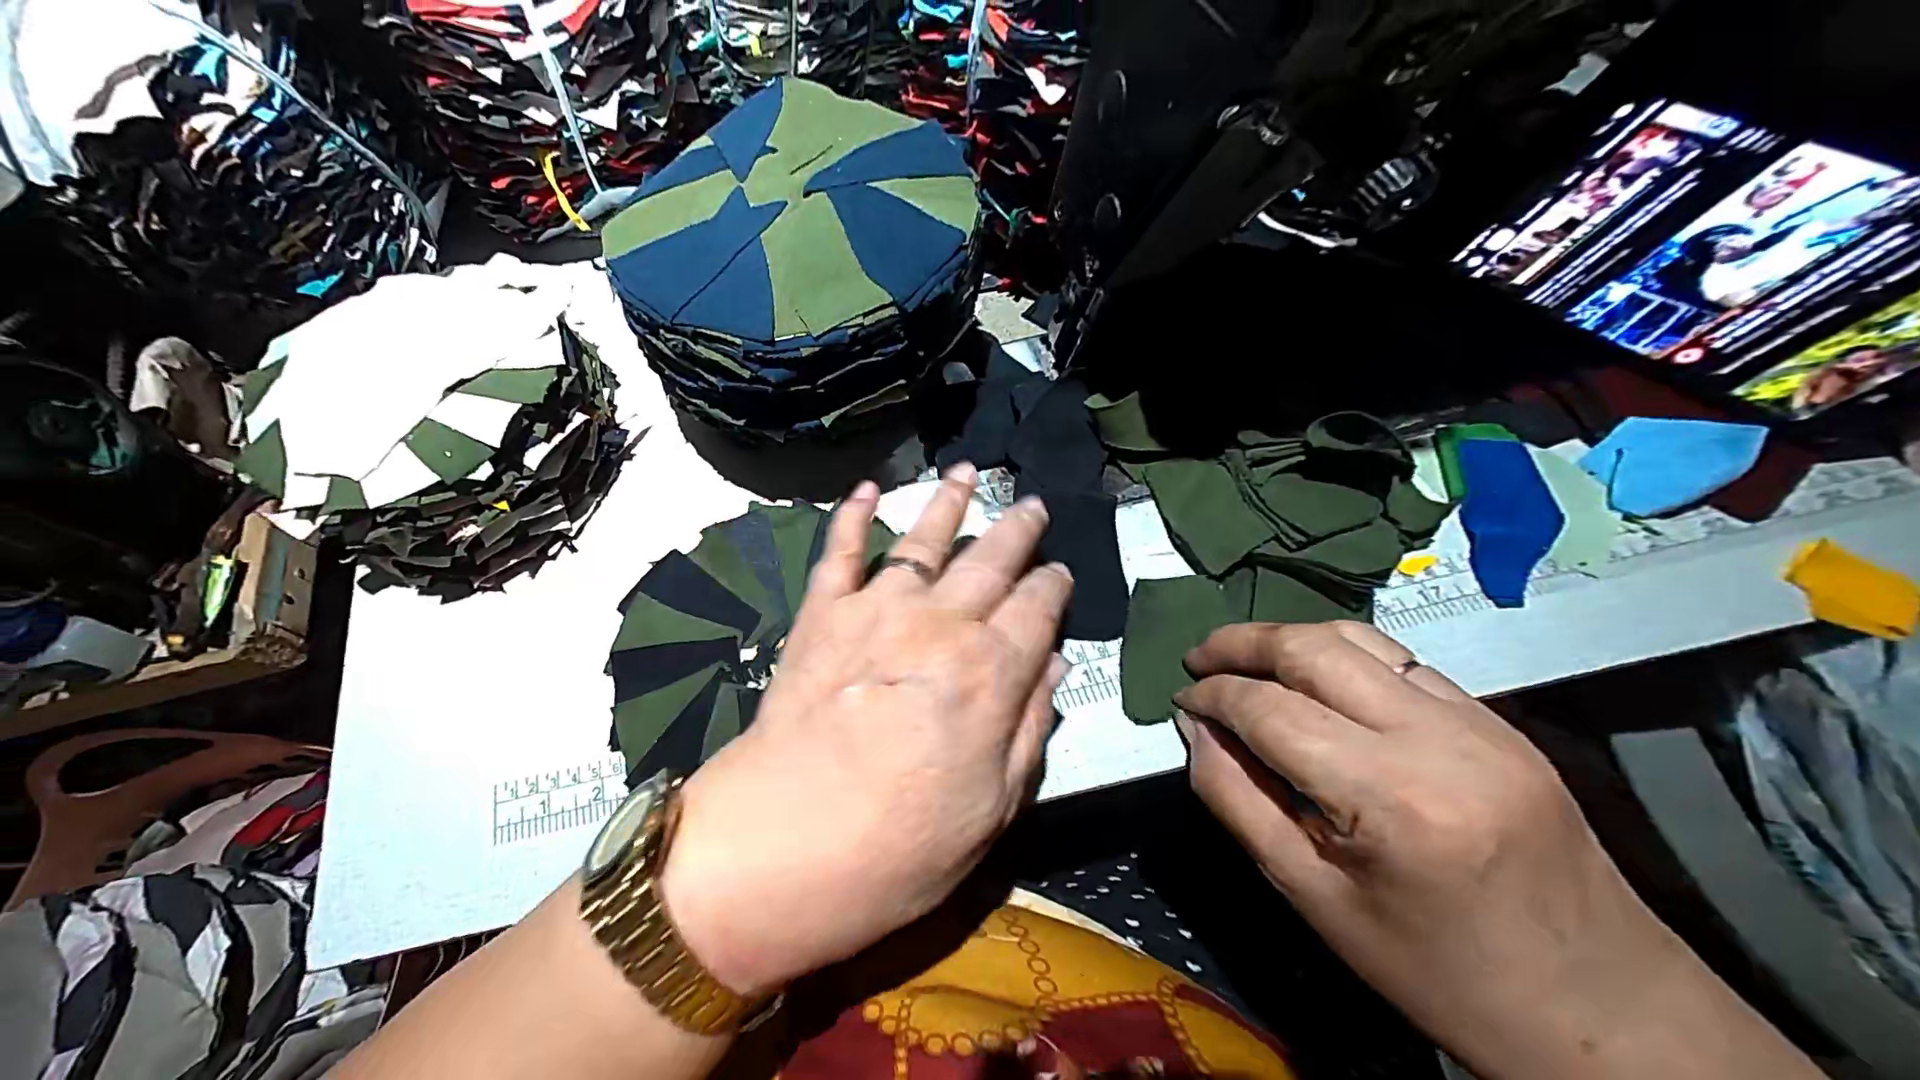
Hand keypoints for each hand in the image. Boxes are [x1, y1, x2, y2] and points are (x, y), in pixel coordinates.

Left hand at [660, 465, 1072, 995]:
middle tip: (1030, 504)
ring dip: (947, 502)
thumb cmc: (902, 845)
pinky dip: (852, 518)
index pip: (1038, 608)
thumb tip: (1055, 665)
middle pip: (991, 561)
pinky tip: (865, 490)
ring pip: (923, 541)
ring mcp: (876, 610)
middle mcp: (941, 623)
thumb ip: (1030, 728)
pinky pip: (841, 553)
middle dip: (1016, 529)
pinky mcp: (820, 615)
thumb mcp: (995, 806)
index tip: (1060, 573)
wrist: (783, 846)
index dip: (1054, 586)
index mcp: (992, 670)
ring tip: (966, 471)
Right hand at [1174, 621, 1818, 1079]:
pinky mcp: (1500, 722)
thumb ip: (1236, 800)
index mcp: (1392, 799)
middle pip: (1313, 648)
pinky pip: (1401, 662)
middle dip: (1241, 642)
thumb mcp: (1311, 896)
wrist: (1604, 1010)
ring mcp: (1481, 721)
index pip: (1271, 710)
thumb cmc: (1439, 972)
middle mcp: (1440, 739)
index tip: (1182, 698)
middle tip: (1200, 657)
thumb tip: (1196, 729)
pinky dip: (1341, 658)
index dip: (1213, 695)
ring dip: (1289, 639)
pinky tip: (1314, 681)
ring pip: (1358, 638)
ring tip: (1245, 658)